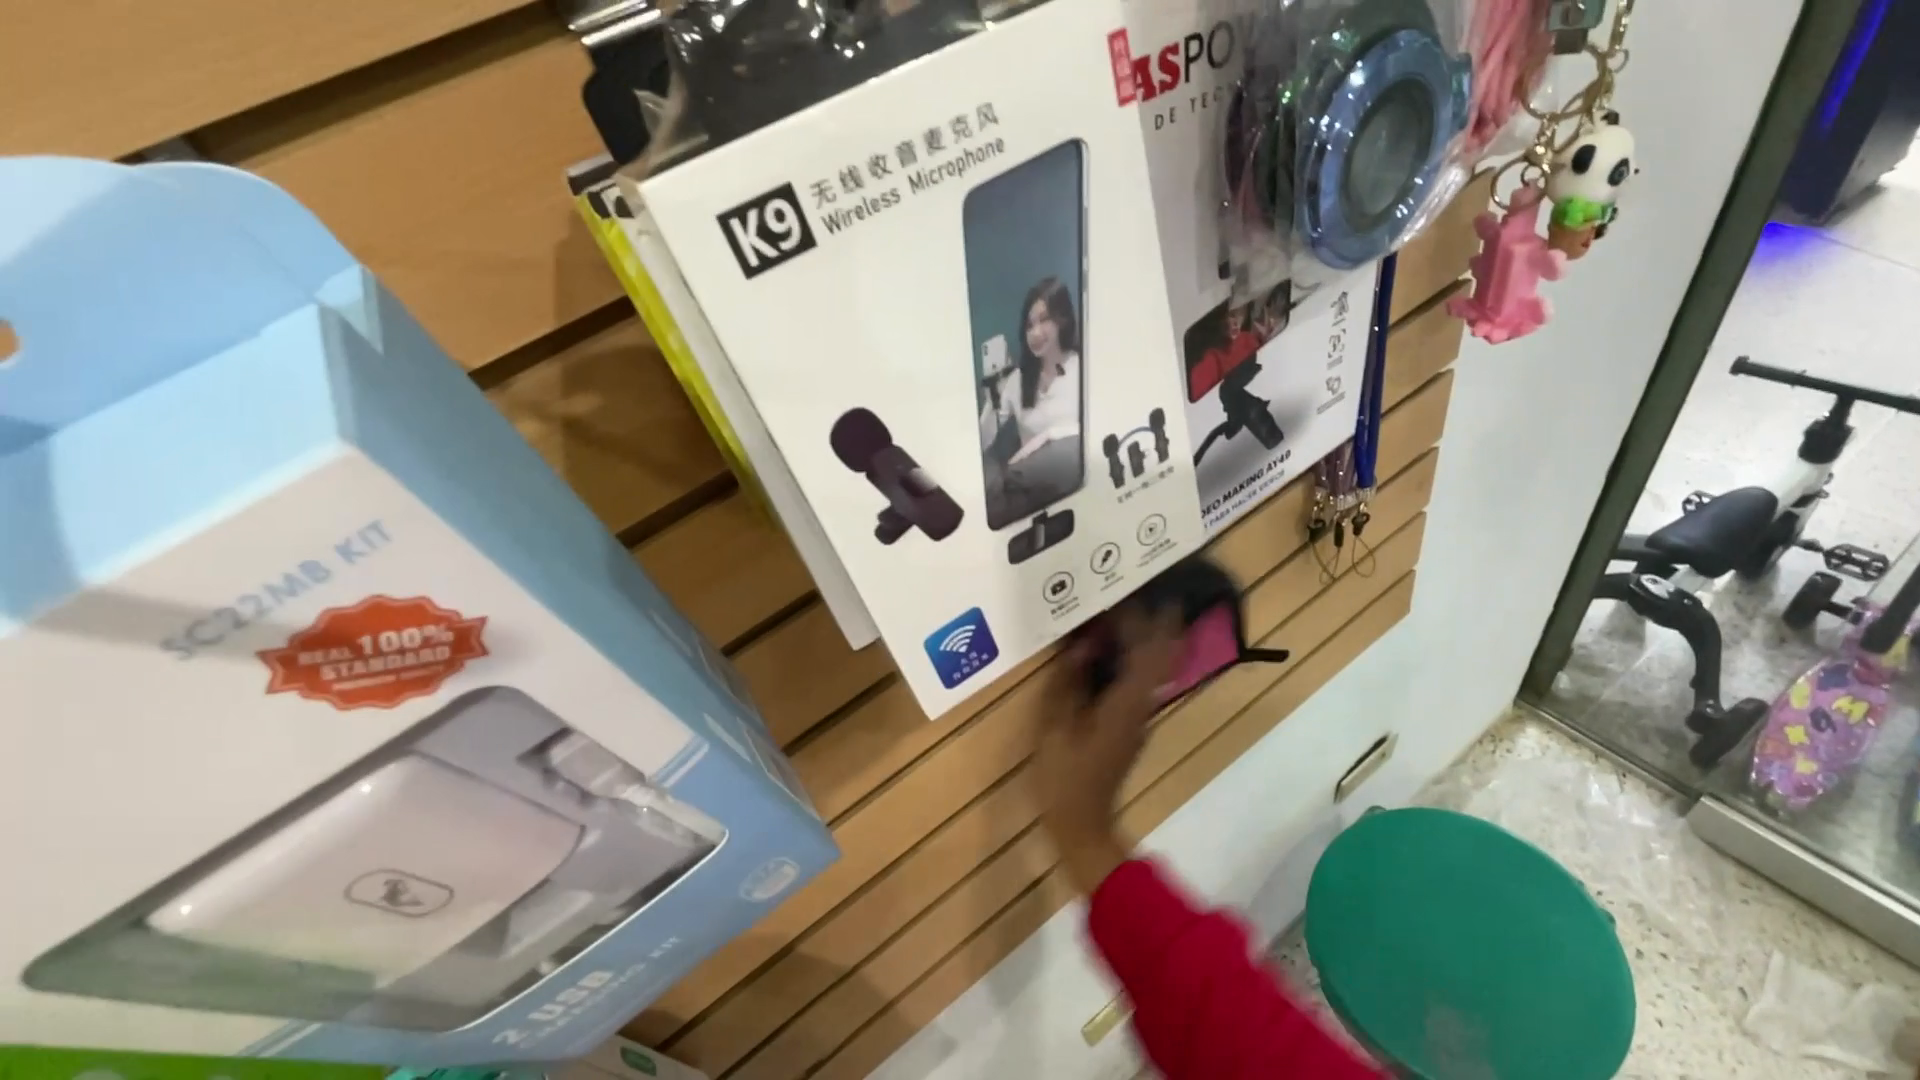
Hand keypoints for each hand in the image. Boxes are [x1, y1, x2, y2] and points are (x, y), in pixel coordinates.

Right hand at [1031, 607, 1182, 894]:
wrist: (1084, 824)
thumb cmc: (1064, 777)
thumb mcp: (1055, 727)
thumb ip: (1068, 681)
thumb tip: (1083, 644)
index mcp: (1124, 702)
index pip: (1143, 650)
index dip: (1140, 619)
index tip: (1131, 590)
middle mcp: (1141, 705)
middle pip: (1159, 655)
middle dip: (1158, 622)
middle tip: (1147, 591)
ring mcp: (1140, 716)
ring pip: (1155, 667)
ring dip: (1150, 638)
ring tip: (1136, 610)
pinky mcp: (1132, 724)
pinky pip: (1142, 679)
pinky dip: (1137, 657)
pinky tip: (1117, 648)